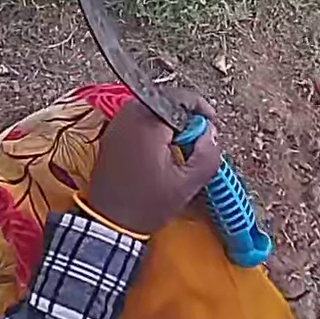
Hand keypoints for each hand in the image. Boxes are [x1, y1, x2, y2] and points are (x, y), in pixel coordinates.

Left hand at [87, 96, 222, 235]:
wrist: (109, 220)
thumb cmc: (146, 204)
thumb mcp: (187, 184)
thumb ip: (207, 154)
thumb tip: (210, 132)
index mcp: (148, 123)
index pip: (180, 98)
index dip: (200, 108)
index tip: (210, 124)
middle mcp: (129, 116)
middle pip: (165, 100)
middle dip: (185, 115)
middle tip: (197, 137)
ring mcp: (117, 123)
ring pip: (151, 108)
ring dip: (169, 121)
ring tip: (180, 144)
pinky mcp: (111, 133)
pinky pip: (138, 118)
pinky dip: (153, 127)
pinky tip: (161, 149)